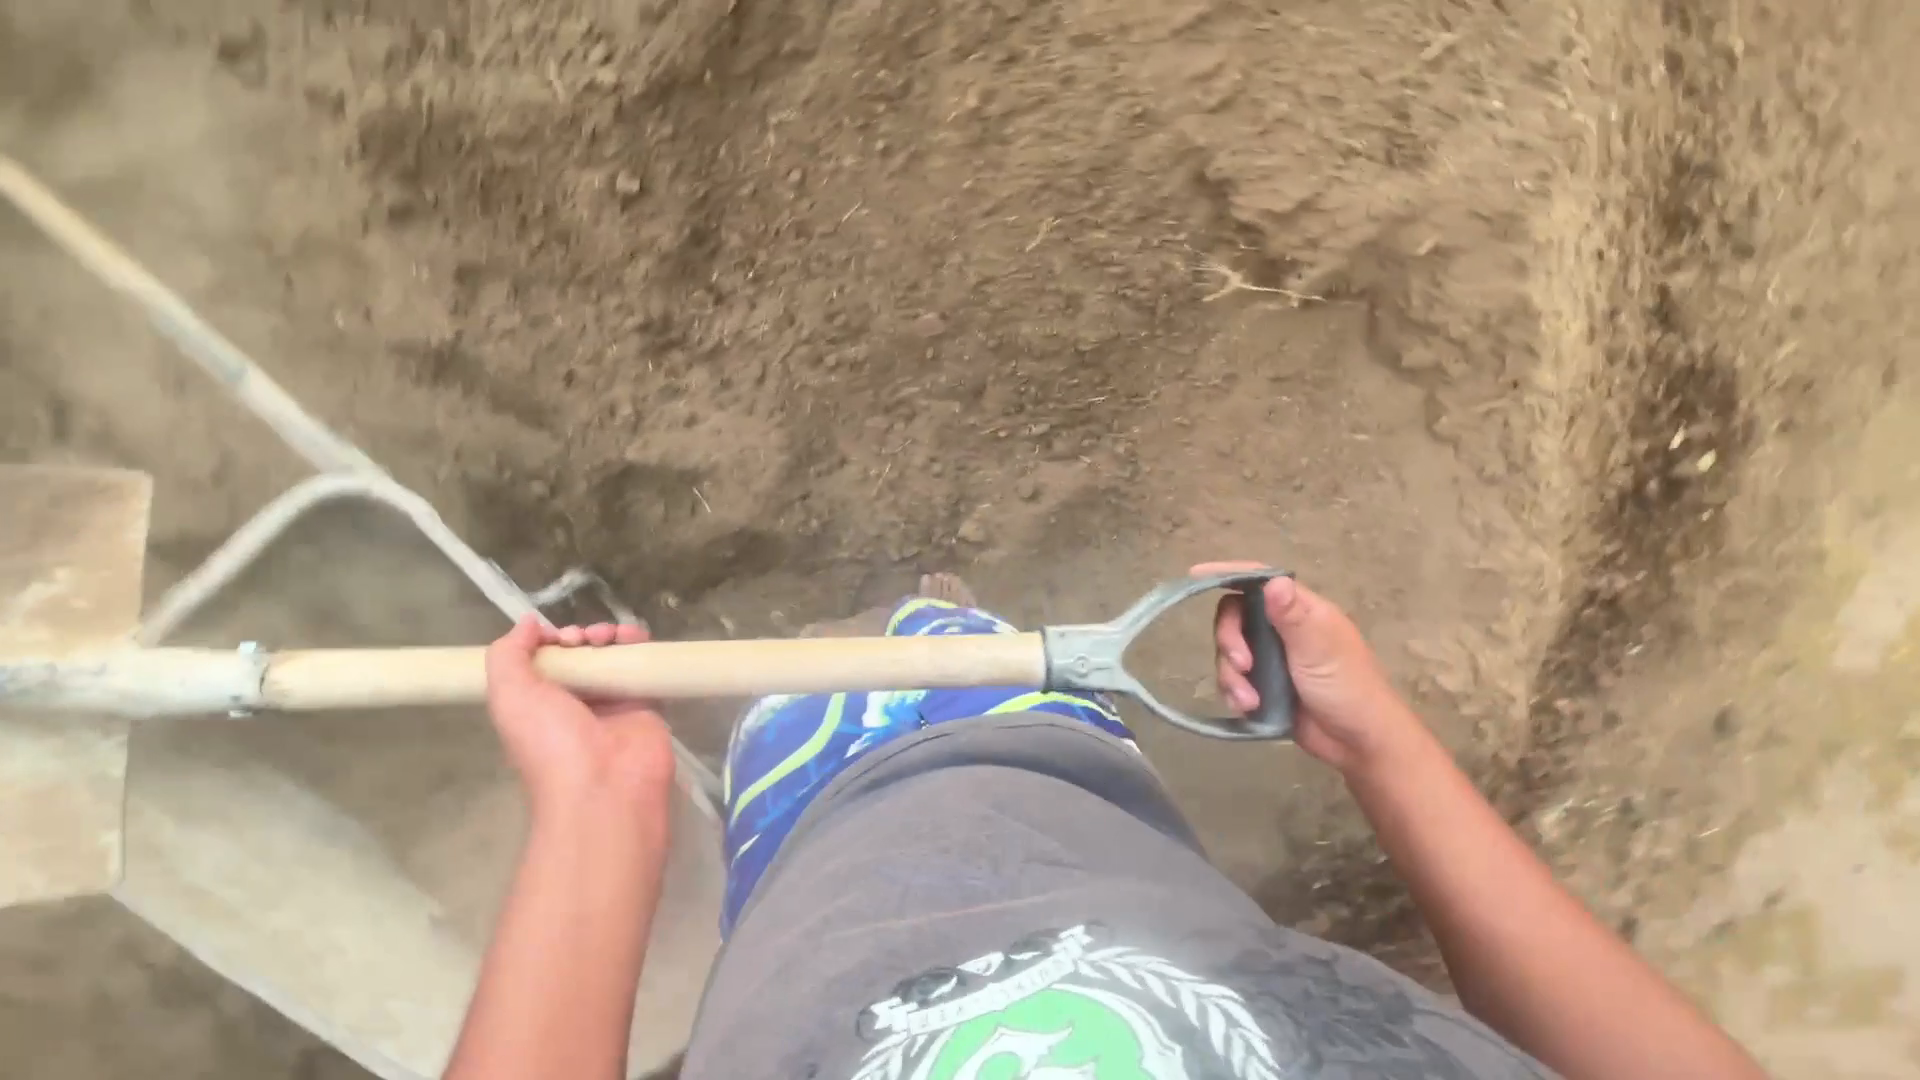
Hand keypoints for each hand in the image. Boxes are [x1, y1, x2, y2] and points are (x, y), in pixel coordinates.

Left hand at [485, 617, 676, 819]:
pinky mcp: (646, 703)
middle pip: (579, 655)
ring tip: (611, 636)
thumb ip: (507, 655)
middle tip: (585, 639)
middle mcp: (574, 704)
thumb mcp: (509, 697)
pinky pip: (643, 667)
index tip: (557, 637)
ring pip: (611, 656)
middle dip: (581, 636)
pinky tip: (636, 638)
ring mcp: (612, 703)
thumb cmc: (551, 743)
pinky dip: (640, 646)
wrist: (605, 785)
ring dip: (609, 636)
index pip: (544, 662)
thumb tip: (529, 623)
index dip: (549, 641)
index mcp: (537, 705)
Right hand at [1194, 561, 1429, 776]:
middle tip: (1242, 664)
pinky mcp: (1264, 685)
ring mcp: (1273, 658)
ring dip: (1231, 674)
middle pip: (1236, 616)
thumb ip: (1293, 615)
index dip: (1229, 573)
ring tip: (1249, 698)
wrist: (1359, 743)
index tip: (1195, 574)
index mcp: (1301, 611)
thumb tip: (1272, 580)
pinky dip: (1235, 691)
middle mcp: (1283, 629)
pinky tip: (1249, 707)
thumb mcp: (1319, 649)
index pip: (1260, 579)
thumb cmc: (1348, 689)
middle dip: (1229, 639)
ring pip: (1230, 651)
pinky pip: (1234, 679)